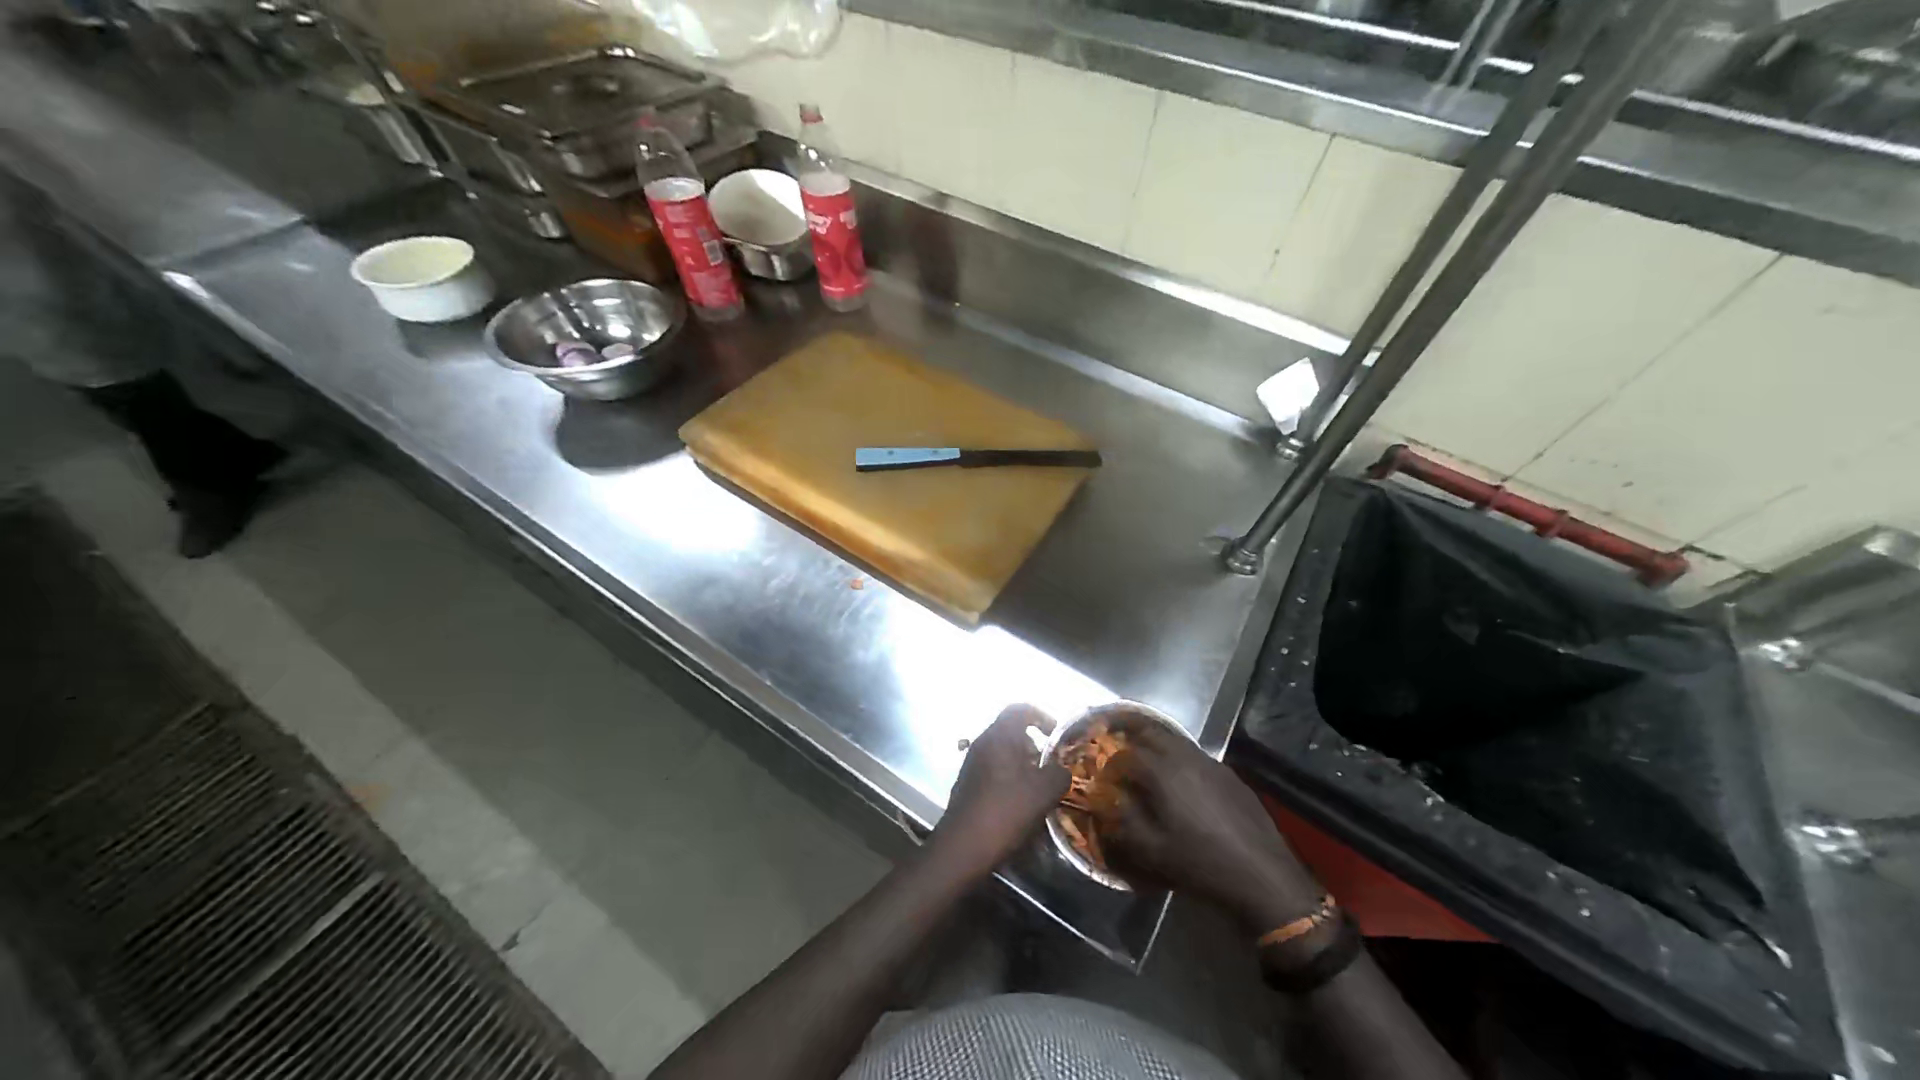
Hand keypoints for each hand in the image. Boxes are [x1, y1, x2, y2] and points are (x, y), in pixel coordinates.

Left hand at [931, 705, 1069, 874]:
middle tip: (1051, 765)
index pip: (1020, 708)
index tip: (1056, 735)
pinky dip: (1009, 778)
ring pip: (1002, 752)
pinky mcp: (967, 784)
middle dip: (1034, 744)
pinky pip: (993, 770)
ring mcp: (971, 763)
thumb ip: (1059, 773)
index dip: (1042, 716)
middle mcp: (982, 743)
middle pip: (1011, 731)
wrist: (963, 845)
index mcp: (999, 736)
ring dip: (1023, 763)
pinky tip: (1020, 802)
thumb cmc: (1006, 810)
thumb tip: (1061, 770)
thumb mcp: (1044, 792)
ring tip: (1039, 787)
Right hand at [1097, 724, 1324, 934]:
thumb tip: (1103, 800)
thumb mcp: (1150, 850)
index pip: (1124, 753)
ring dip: (1157, 748)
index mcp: (1161, 771)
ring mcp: (1212, 764)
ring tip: (1149, 770)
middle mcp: (1186, 757)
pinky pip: (1198, 757)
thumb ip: (1122, 820)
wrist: (1263, 878)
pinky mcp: (1232, 777)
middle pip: (1151, 732)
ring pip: (1177, 742)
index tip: (1102, 778)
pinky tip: (1184, 788)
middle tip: (1120, 756)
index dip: (1109, 763)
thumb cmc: (1200, 864)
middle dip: (1131, 739)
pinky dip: (1181, 761)